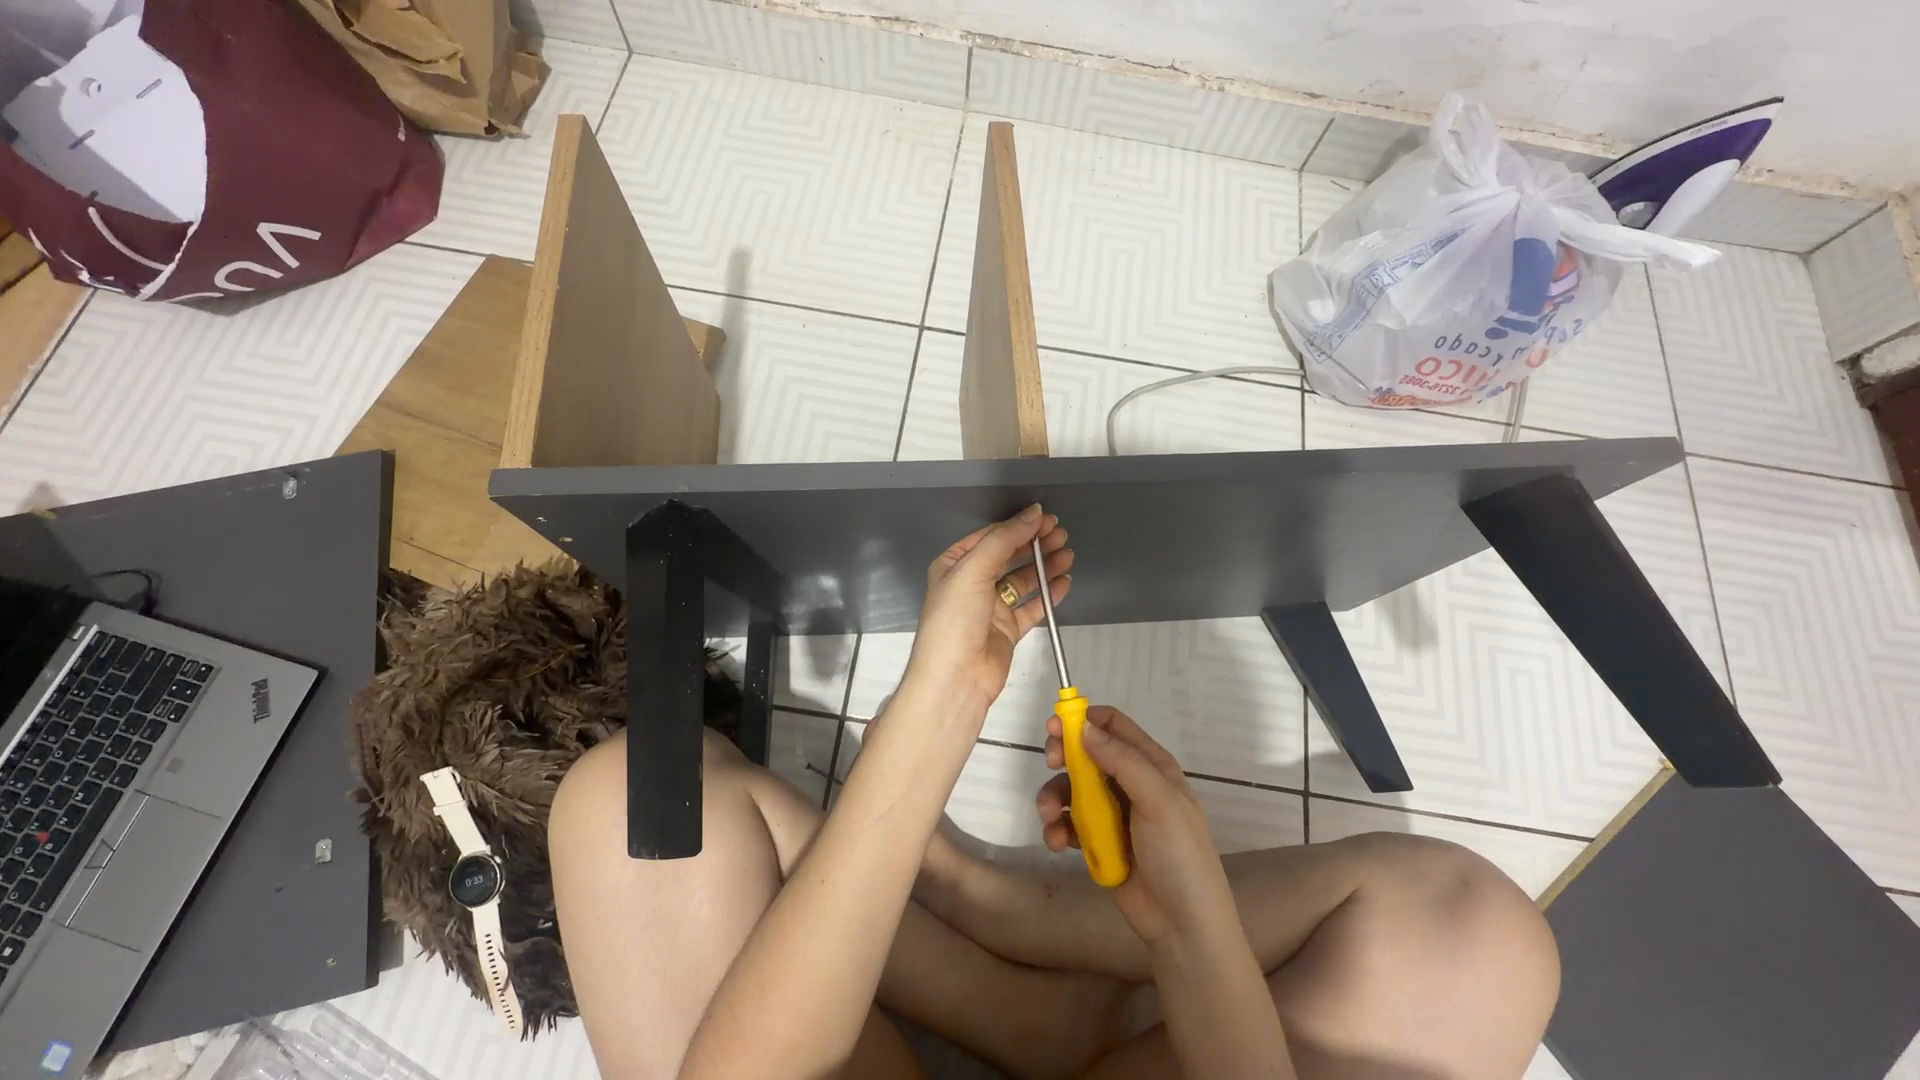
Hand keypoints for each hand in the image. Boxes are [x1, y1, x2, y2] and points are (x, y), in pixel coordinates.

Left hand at [903, 504, 1072, 720]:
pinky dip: (1048, 594)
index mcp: (953, 566)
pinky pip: (1031, 607)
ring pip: (1022, 580)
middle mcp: (970, 585)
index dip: (1017, 525)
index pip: (989, 537)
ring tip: (1067, 553)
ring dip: (1044, 566)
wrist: (955, 677)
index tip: (1045, 518)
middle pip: (1008, 556)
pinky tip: (1064, 582)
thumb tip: (1032, 514)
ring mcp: (989, 608)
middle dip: (1034, 544)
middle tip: (1060, 534)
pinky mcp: (1006, 630)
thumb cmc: (953, 621)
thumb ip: (1004, 539)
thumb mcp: (973, 569)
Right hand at [1037, 707, 1237, 948]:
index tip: (1055, 727)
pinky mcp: (1097, 842)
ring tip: (1049, 816)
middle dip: (1064, 755)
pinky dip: (1057, 828)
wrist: (1182, 925)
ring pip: (1071, 788)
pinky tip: (1056, 843)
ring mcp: (1112, 813)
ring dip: (1054, 797)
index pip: (1114, 725)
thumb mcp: (1159, 801)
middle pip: (1086, 753)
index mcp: (1151, 766)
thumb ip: (1123, 761)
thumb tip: (1084, 727)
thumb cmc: (1179, 855)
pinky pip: (1068, 823)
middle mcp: (1129, 783)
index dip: (1084, 720)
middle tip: (1050, 762)